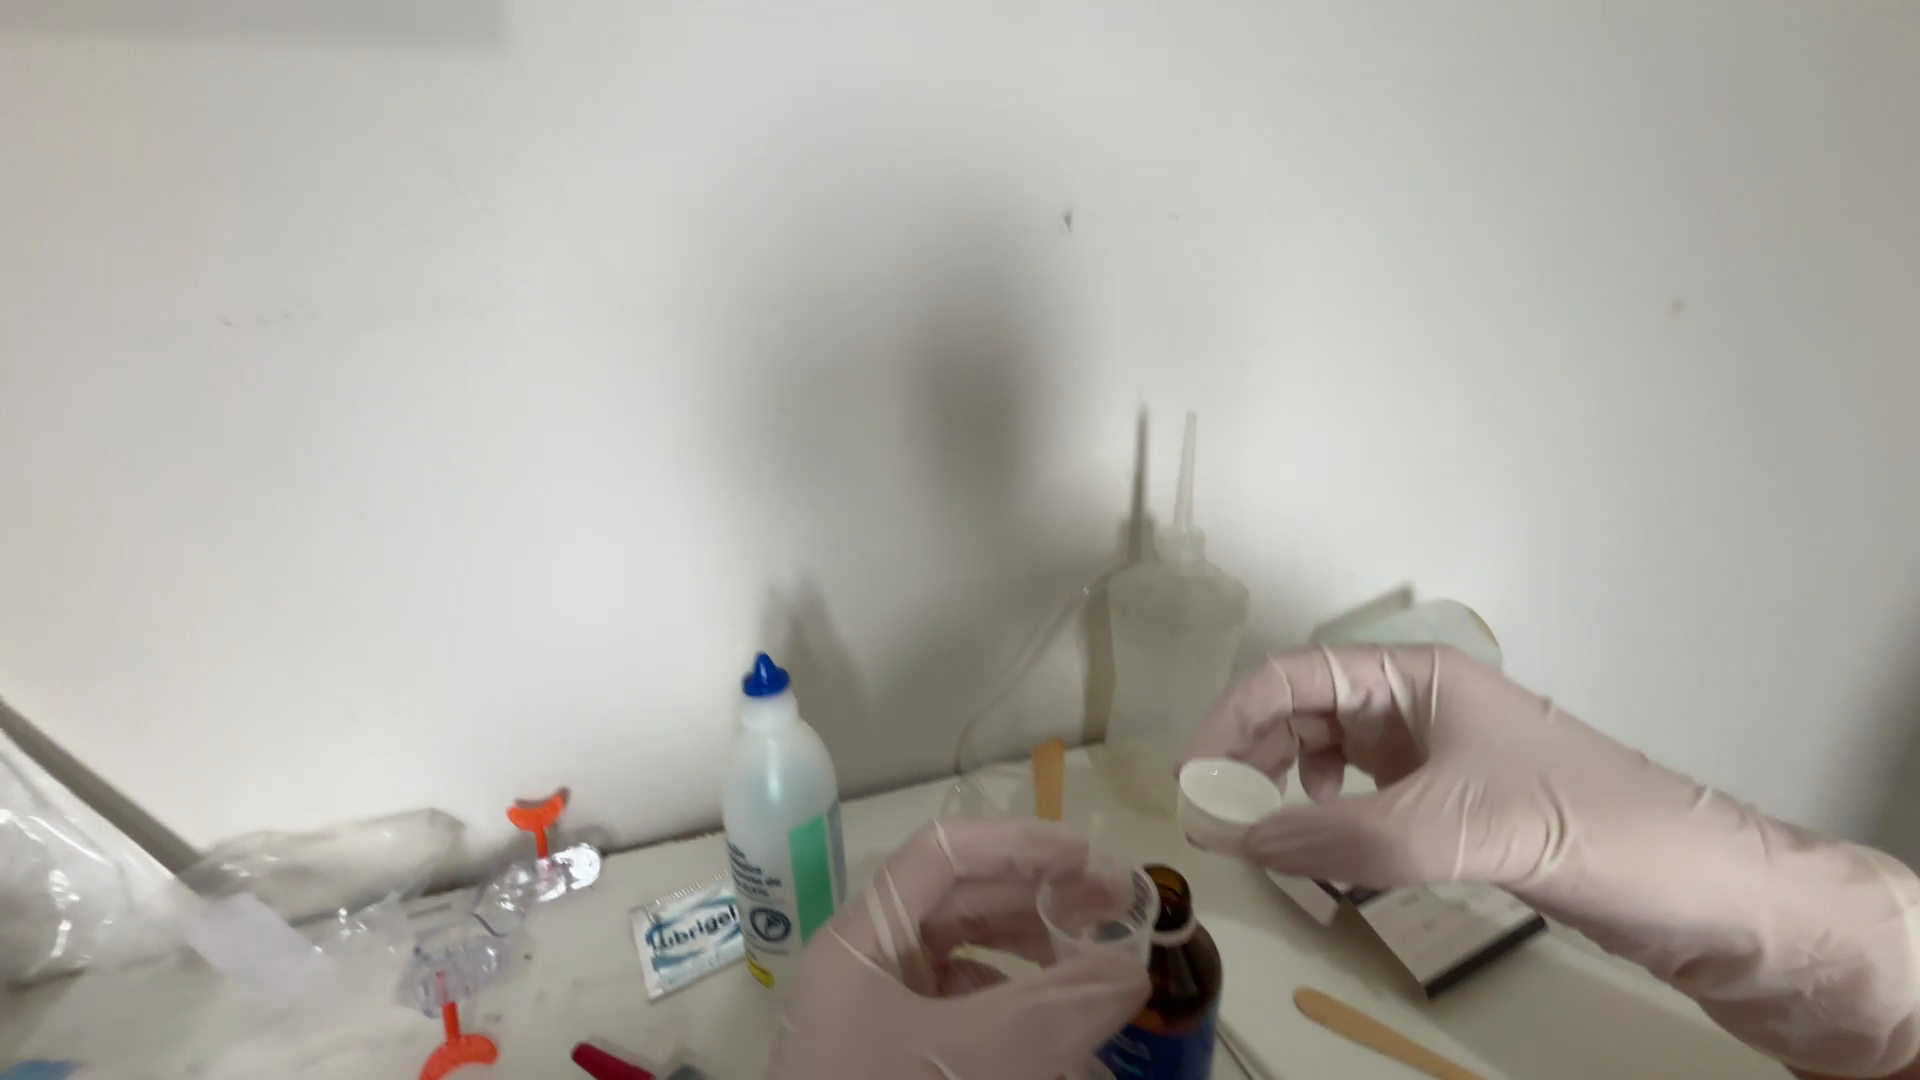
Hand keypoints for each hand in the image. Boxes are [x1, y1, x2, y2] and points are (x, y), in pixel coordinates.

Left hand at [765, 819, 1148, 1079]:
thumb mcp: (971, 1061)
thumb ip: (1054, 1009)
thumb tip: (1131, 967)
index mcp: (862, 940)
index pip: (942, 854)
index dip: (1015, 844)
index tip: (1084, 858)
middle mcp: (869, 966)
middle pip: (962, 903)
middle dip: (1041, 900)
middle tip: (1116, 906)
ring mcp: (884, 1017)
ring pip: (971, 962)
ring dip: (1039, 962)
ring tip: (1103, 970)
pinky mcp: (905, 1060)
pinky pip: (970, 1021)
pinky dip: (1021, 1023)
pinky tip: (1069, 1049)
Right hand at [1184, 645, 1919, 1079]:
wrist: (1715, 895)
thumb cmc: (1588, 827)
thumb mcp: (1459, 828)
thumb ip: (1344, 835)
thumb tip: (1242, 839)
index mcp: (1408, 677)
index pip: (1291, 678)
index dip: (1231, 718)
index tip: (1194, 774)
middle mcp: (1406, 701)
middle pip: (1298, 712)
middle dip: (1249, 754)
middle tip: (1216, 810)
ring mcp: (1421, 746)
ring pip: (1321, 751)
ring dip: (1282, 783)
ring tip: (1263, 825)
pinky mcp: (1437, 791)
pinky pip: (1352, 790)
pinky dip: (1322, 810)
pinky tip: (1326, 836)